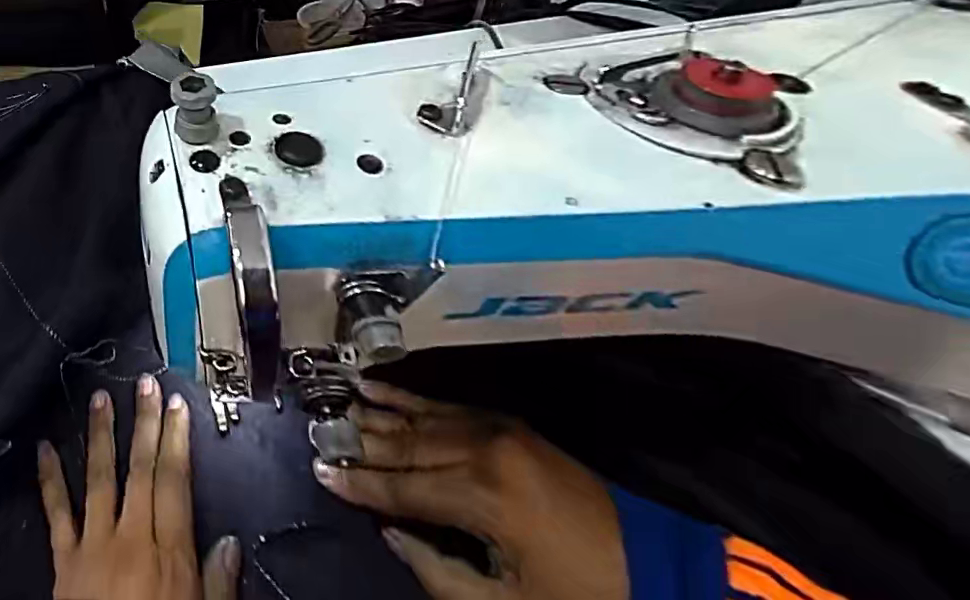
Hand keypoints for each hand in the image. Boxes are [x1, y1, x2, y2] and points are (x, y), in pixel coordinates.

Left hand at [38, 374, 240, 599]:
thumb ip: (218, 586)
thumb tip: (229, 541)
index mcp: (168, 555)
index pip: (175, 482)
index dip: (177, 439)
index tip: (177, 405)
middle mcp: (131, 540)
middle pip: (142, 471)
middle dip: (145, 424)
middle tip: (145, 384)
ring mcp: (94, 549)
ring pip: (100, 479)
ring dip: (101, 436)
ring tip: (100, 398)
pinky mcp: (64, 565)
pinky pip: (56, 516)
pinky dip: (49, 481)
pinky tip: (44, 449)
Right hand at [312, 382, 625, 599]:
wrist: (648, 558)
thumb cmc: (578, 593)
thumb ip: (440, 571)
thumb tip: (390, 531)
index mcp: (482, 495)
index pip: (404, 489)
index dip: (360, 485)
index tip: (321, 472)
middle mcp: (481, 448)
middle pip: (407, 446)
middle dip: (362, 444)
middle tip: (321, 433)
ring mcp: (493, 428)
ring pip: (421, 419)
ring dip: (380, 414)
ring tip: (343, 403)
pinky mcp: (504, 422)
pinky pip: (445, 407)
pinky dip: (410, 400)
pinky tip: (384, 390)